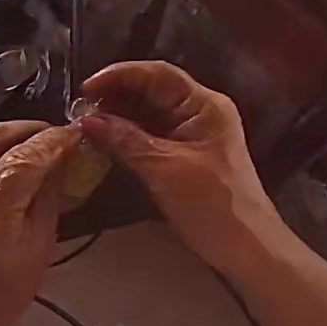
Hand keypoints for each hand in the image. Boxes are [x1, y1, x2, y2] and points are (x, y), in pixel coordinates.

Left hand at [0, 100, 81, 325]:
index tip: (74, 133)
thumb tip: (62, 151)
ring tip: (29, 132)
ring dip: (2, 127)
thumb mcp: (42, 242)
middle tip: (54, 134)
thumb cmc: (6, 288)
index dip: (53, 140)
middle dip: (30, 130)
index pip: (24, 159)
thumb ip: (49, 191)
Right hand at [77, 61, 289, 266]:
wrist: (247, 250)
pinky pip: (149, 133)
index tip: (85, 88)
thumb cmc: (212, 205)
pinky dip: (125, 134)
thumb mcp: (164, 169)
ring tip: (85, 123)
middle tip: (80, 108)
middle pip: (151, 90)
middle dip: (115, 95)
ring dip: (117, 115)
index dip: (119, 75)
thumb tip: (86, 120)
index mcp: (204, 106)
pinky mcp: (182, 154)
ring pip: (147, 112)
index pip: (157, 74)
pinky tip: (103, 139)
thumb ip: (125, 140)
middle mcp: (198, 112)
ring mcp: (190, 133)